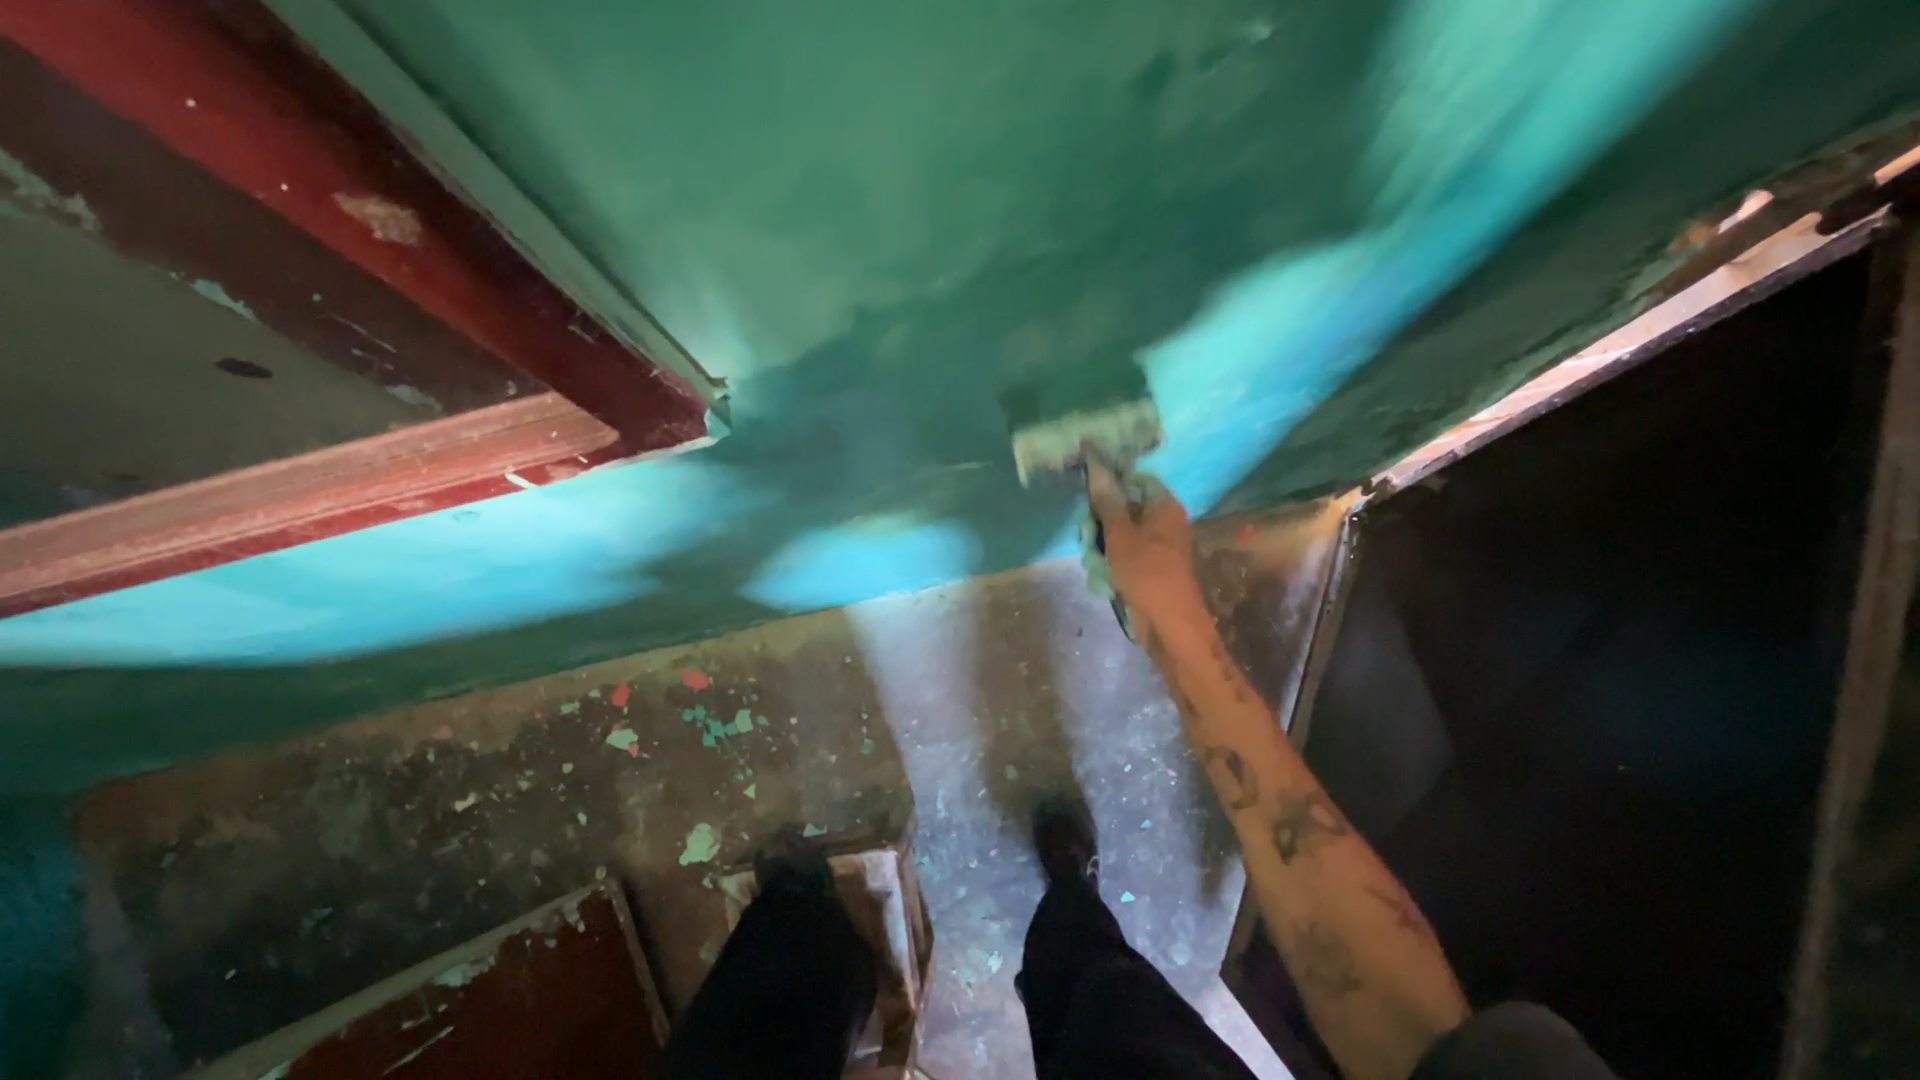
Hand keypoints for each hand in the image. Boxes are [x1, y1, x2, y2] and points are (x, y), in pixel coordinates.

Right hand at [1086, 460, 1206, 641]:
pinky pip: (1127, 556)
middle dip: (1100, 523)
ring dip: (1102, 547)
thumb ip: (1106, 501)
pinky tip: (1103, 577)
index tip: (1089, 500)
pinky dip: (1113, 564)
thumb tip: (1097, 465)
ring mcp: (1159, 546)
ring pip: (1121, 535)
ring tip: (1094, 563)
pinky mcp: (1152, 568)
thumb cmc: (1146, 572)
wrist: (1169, 622)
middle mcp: (1164, 522)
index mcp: (1164, 506)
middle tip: (1086, 538)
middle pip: (1125, 508)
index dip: (1111, 486)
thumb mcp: (1120, 534)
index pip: (1135, 480)